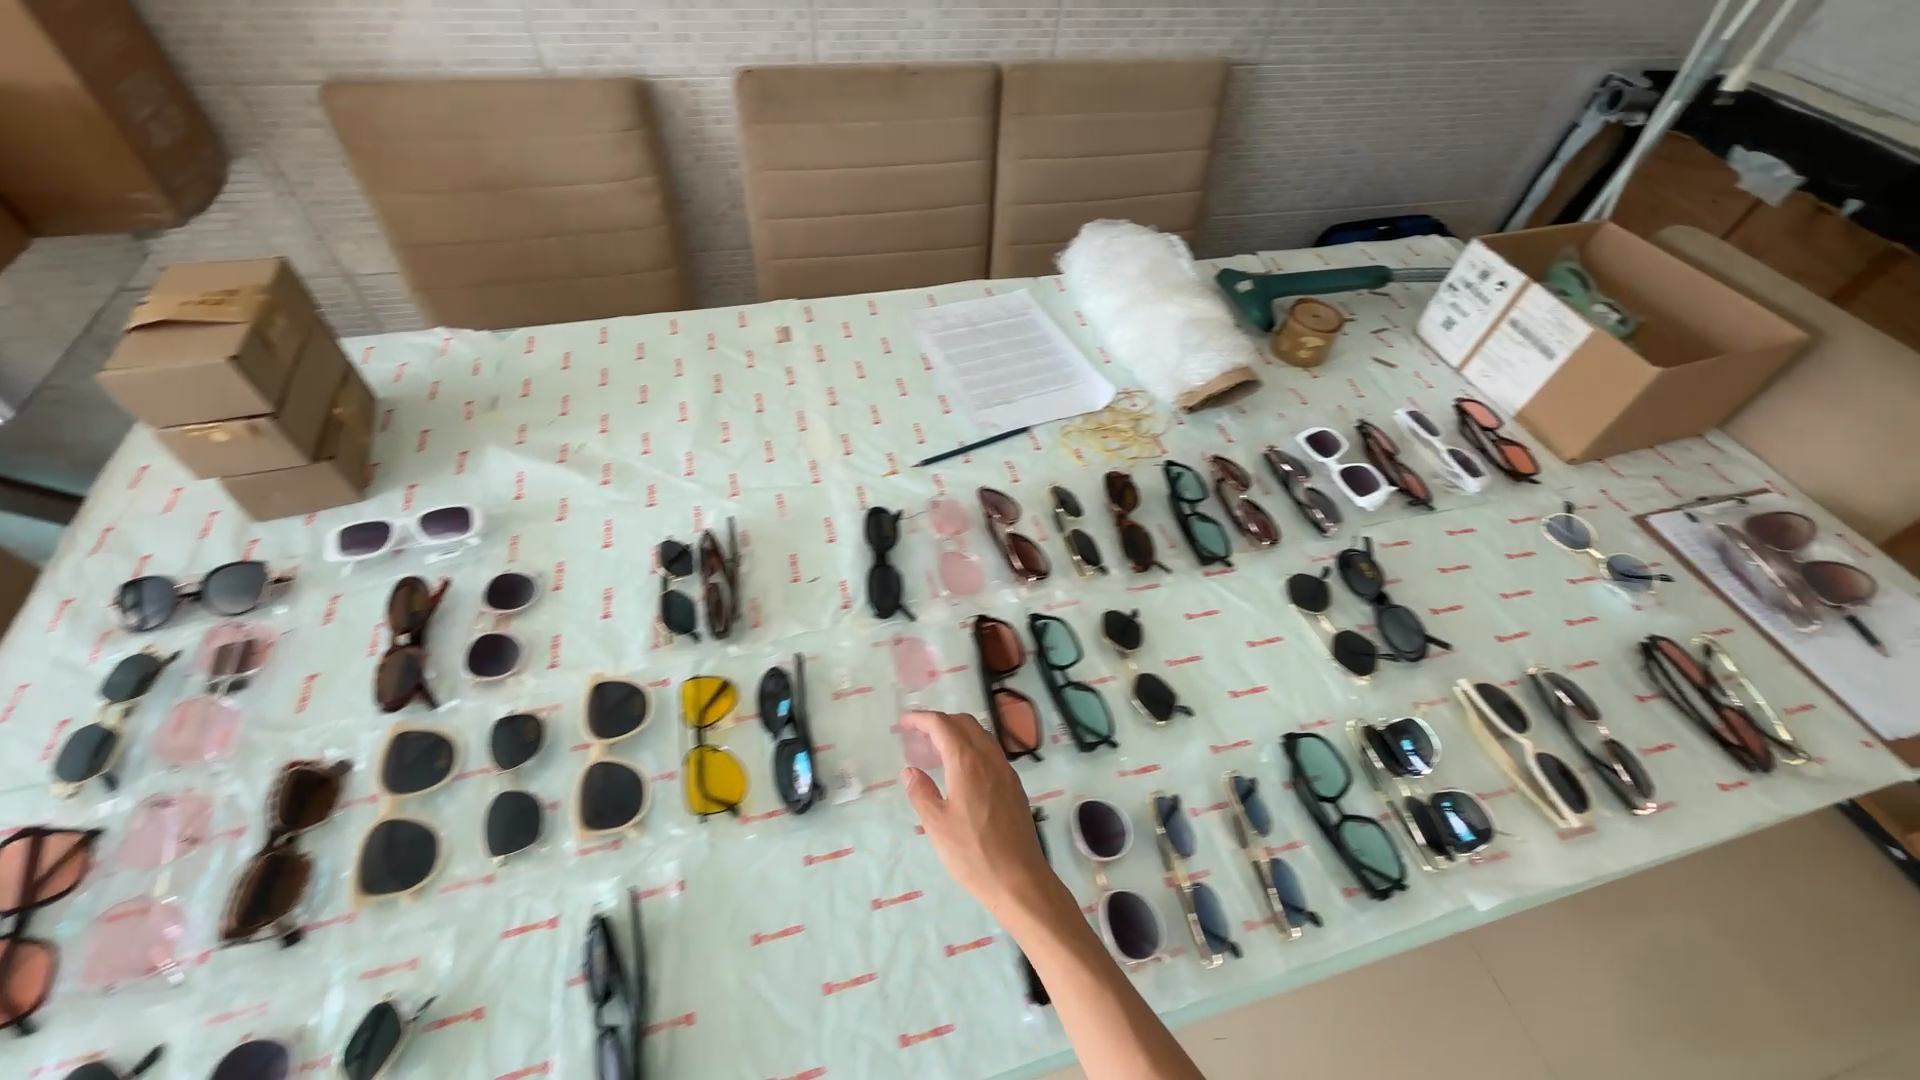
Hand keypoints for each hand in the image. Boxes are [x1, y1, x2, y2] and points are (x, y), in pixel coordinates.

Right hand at [901, 711, 1063, 920]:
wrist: (1020, 879)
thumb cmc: (973, 853)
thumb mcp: (937, 825)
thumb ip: (921, 793)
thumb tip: (910, 771)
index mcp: (967, 763)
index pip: (943, 726)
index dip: (922, 719)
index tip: (905, 722)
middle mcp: (990, 759)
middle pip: (965, 723)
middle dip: (941, 721)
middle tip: (918, 734)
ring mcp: (1006, 772)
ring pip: (982, 736)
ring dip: (958, 733)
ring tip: (937, 749)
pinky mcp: (1014, 786)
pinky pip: (991, 753)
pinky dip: (972, 748)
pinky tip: (962, 770)